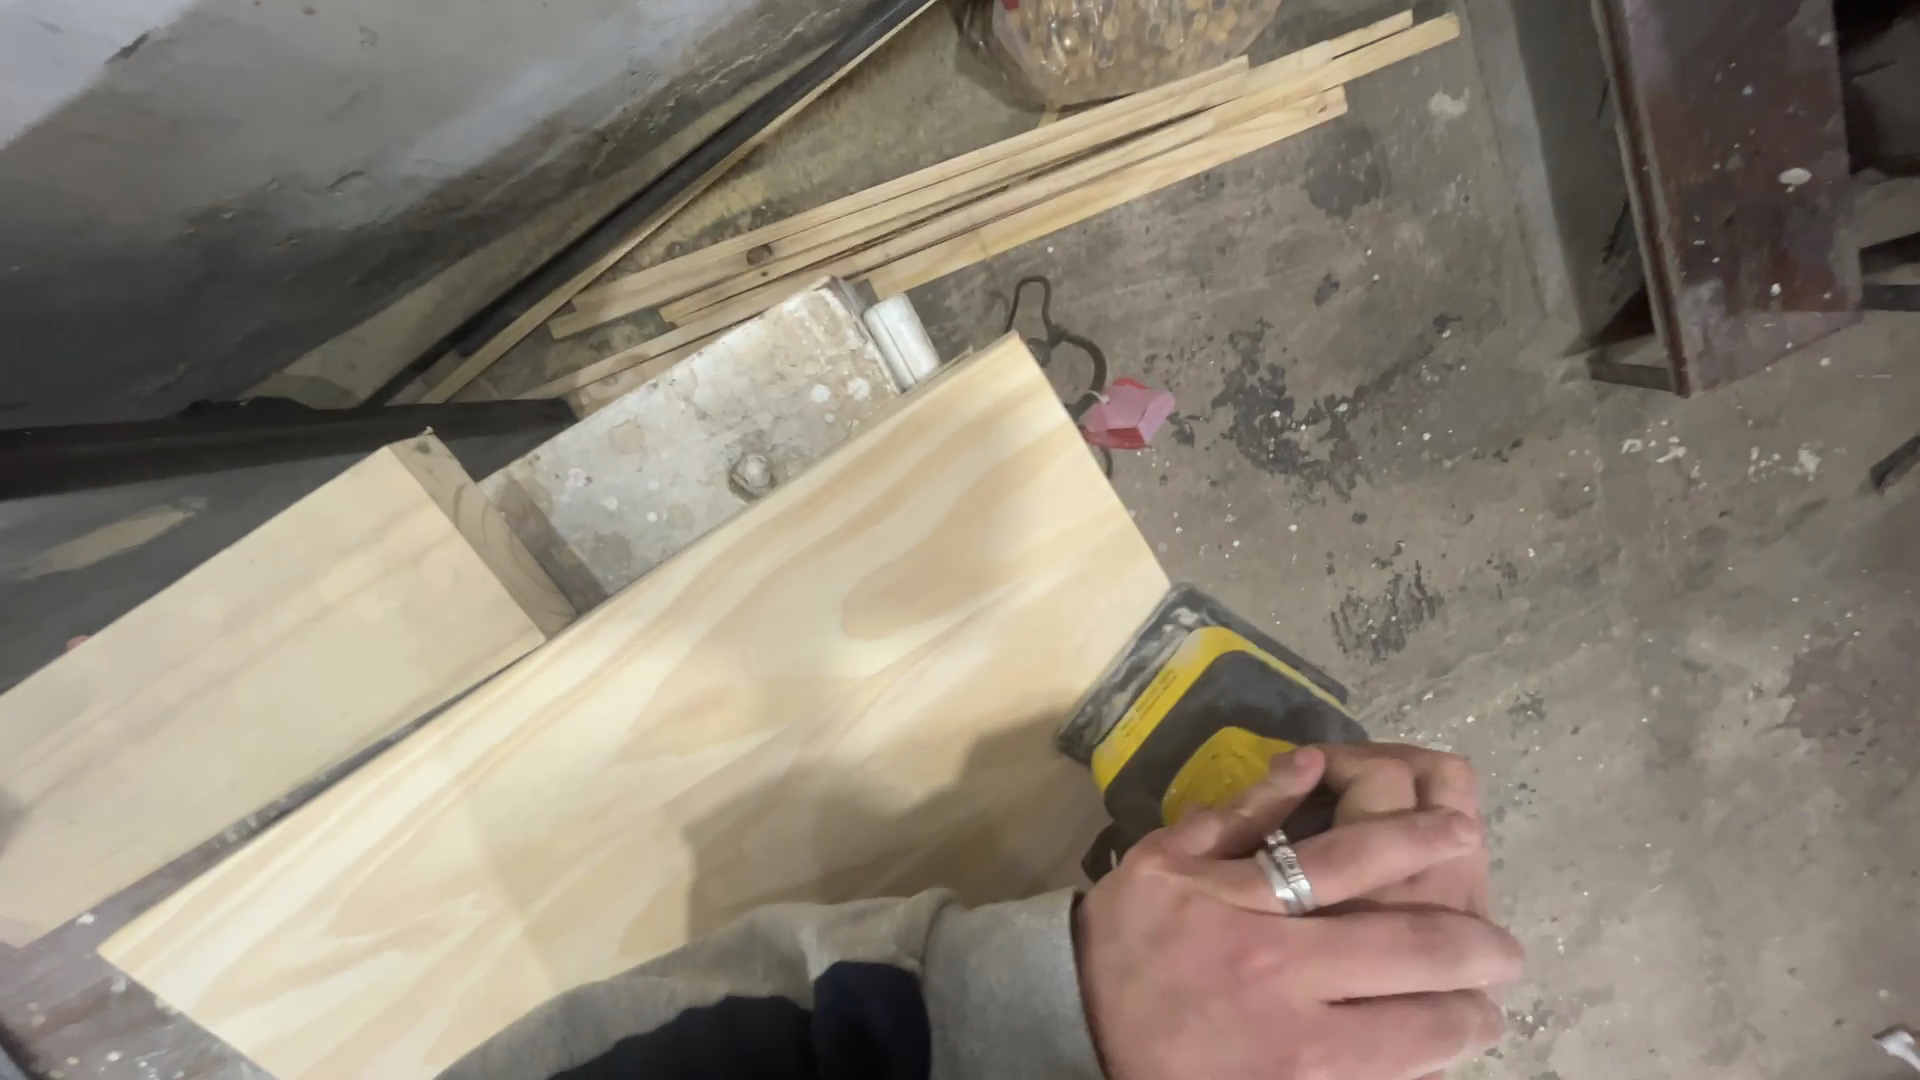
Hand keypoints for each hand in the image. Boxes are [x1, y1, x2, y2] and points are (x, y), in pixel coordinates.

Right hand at [1074, 748, 1523, 1079]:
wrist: (1086, 1021)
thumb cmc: (1131, 930)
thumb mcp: (1166, 855)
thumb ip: (1239, 811)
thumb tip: (1310, 762)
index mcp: (1250, 901)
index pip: (1353, 858)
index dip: (1416, 836)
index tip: (1460, 829)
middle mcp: (1287, 969)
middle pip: (1413, 947)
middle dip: (1477, 942)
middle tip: (1501, 945)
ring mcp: (1303, 1043)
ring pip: (1424, 1028)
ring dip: (1468, 1009)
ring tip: (1479, 997)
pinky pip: (1396, 1078)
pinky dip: (1430, 1058)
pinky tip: (1436, 1041)